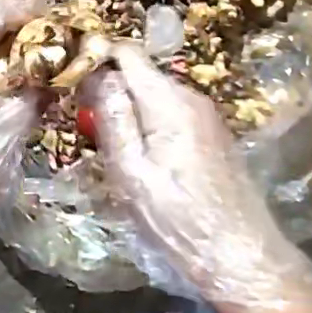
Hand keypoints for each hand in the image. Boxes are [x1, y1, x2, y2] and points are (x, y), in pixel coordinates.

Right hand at [81, 45, 311, 311]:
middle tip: (83, 119)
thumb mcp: (132, 172)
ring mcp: (204, 114)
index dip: (95, 55)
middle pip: (138, 71)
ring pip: (152, 92)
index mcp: (169, 101)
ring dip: (126, 106)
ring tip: (105, 140)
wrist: (242, 260)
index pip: (126, 52)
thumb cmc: (179, 221)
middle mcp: (191, 96)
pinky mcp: (211, 132)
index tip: (69, 75)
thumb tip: (97, 72)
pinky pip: (168, 110)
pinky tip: (138, 154)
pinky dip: (146, 120)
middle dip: (108, 86)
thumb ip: (113, 117)